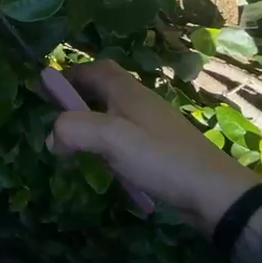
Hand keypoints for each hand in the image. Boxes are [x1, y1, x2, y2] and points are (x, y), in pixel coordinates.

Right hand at [47, 60, 260, 229]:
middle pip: (102, 89)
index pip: (92, 68)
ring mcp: (152, 124)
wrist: (215, 193)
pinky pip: (126, 137)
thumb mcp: (110, 139)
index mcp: (125, 89)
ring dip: (93, 126)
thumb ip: (73, 130)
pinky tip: (108, 166)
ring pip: (113, 115)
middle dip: (78, 101)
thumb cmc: (160, 157)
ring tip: (78, 147)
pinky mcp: (160, 148)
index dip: (68, 75)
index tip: (46, 92)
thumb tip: (50, 137)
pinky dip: (109, 145)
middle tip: (59, 122)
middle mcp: (138, 100)